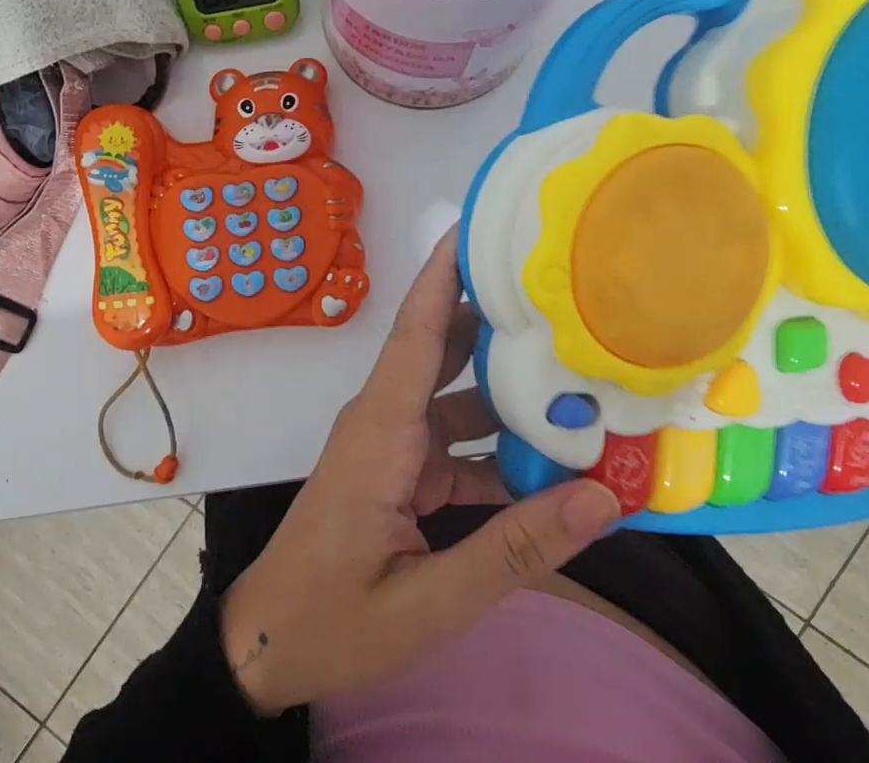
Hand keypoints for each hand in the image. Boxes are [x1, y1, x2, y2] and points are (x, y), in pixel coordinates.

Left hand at [219, 232, 621, 714]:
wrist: (265, 646)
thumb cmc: (331, 621)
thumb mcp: (428, 602)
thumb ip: (513, 550)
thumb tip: (604, 497)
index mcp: (380, 435)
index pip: (418, 332)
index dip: (448, 272)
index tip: (491, 221)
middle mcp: (384, 423)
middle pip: (446, 350)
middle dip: (504, 318)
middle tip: (578, 290)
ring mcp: (392, 448)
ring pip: (459, 398)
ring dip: (515, 390)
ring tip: (592, 376)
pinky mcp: (399, 474)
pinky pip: (457, 443)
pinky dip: (503, 448)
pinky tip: (560, 464)